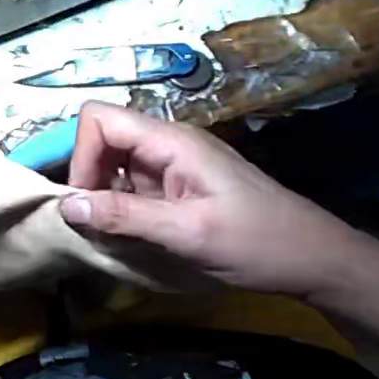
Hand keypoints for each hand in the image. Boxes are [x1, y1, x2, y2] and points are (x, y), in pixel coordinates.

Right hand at [59, 102, 375, 297]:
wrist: (313, 259)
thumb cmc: (257, 242)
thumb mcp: (187, 232)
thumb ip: (124, 216)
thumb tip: (66, 205)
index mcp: (171, 141)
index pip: (101, 119)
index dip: (81, 155)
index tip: (86, 201)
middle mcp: (167, 145)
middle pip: (103, 140)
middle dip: (88, 179)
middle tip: (95, 224)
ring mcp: (172, 166)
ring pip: (114, 166)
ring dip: (103, 197)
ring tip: (112, 235)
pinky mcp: (177, 188)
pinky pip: (132, 188)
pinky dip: (120, 209)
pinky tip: (130, 237)